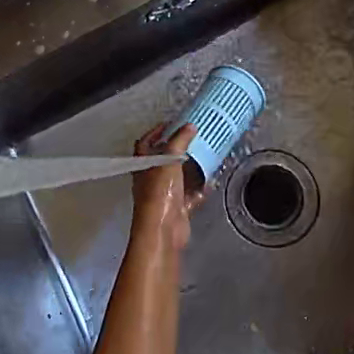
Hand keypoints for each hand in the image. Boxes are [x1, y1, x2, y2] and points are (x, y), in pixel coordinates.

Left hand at [132, 122, 203, 249]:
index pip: (145, 143)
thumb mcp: (169, 160)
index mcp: (143, 166)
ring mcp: (165, 194)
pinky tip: (210, 182)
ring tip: (205, 155)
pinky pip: (191, 195)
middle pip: (163, 159)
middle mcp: (152, 179)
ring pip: (179, 177)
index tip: (170, 124)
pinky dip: (200, 189)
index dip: (156, 132)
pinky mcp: (178, 207)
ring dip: (191, 168)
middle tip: (193, 138)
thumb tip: (189, 126)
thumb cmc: (159, 194)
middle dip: (177, 149)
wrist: (163, 229)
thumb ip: (179, 142)